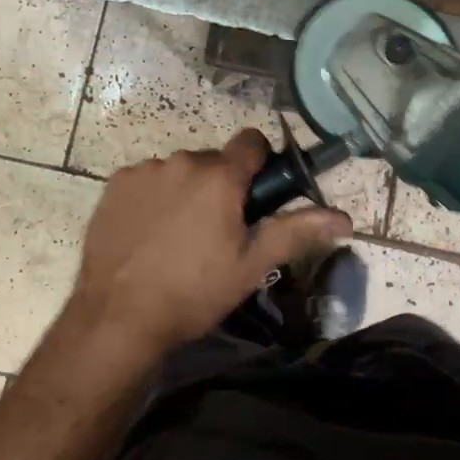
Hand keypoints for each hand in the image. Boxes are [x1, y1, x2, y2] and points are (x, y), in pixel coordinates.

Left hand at [68, 129, 352, 358]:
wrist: (117, 317)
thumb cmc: (193, 294)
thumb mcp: (251, 267)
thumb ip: (295, 232)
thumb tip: (344, 217)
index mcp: (219, 176)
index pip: (252, 141)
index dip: (260, 164)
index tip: (255, 197)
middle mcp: (182, 161)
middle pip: (214, 162)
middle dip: (220, 187)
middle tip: (217, 233)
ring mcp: (144, 170)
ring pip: (179, 171)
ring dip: (185, 192)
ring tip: (178, 240)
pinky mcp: (115, 184)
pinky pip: (146, 181)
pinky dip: (153, 199)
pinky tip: (147, 236)